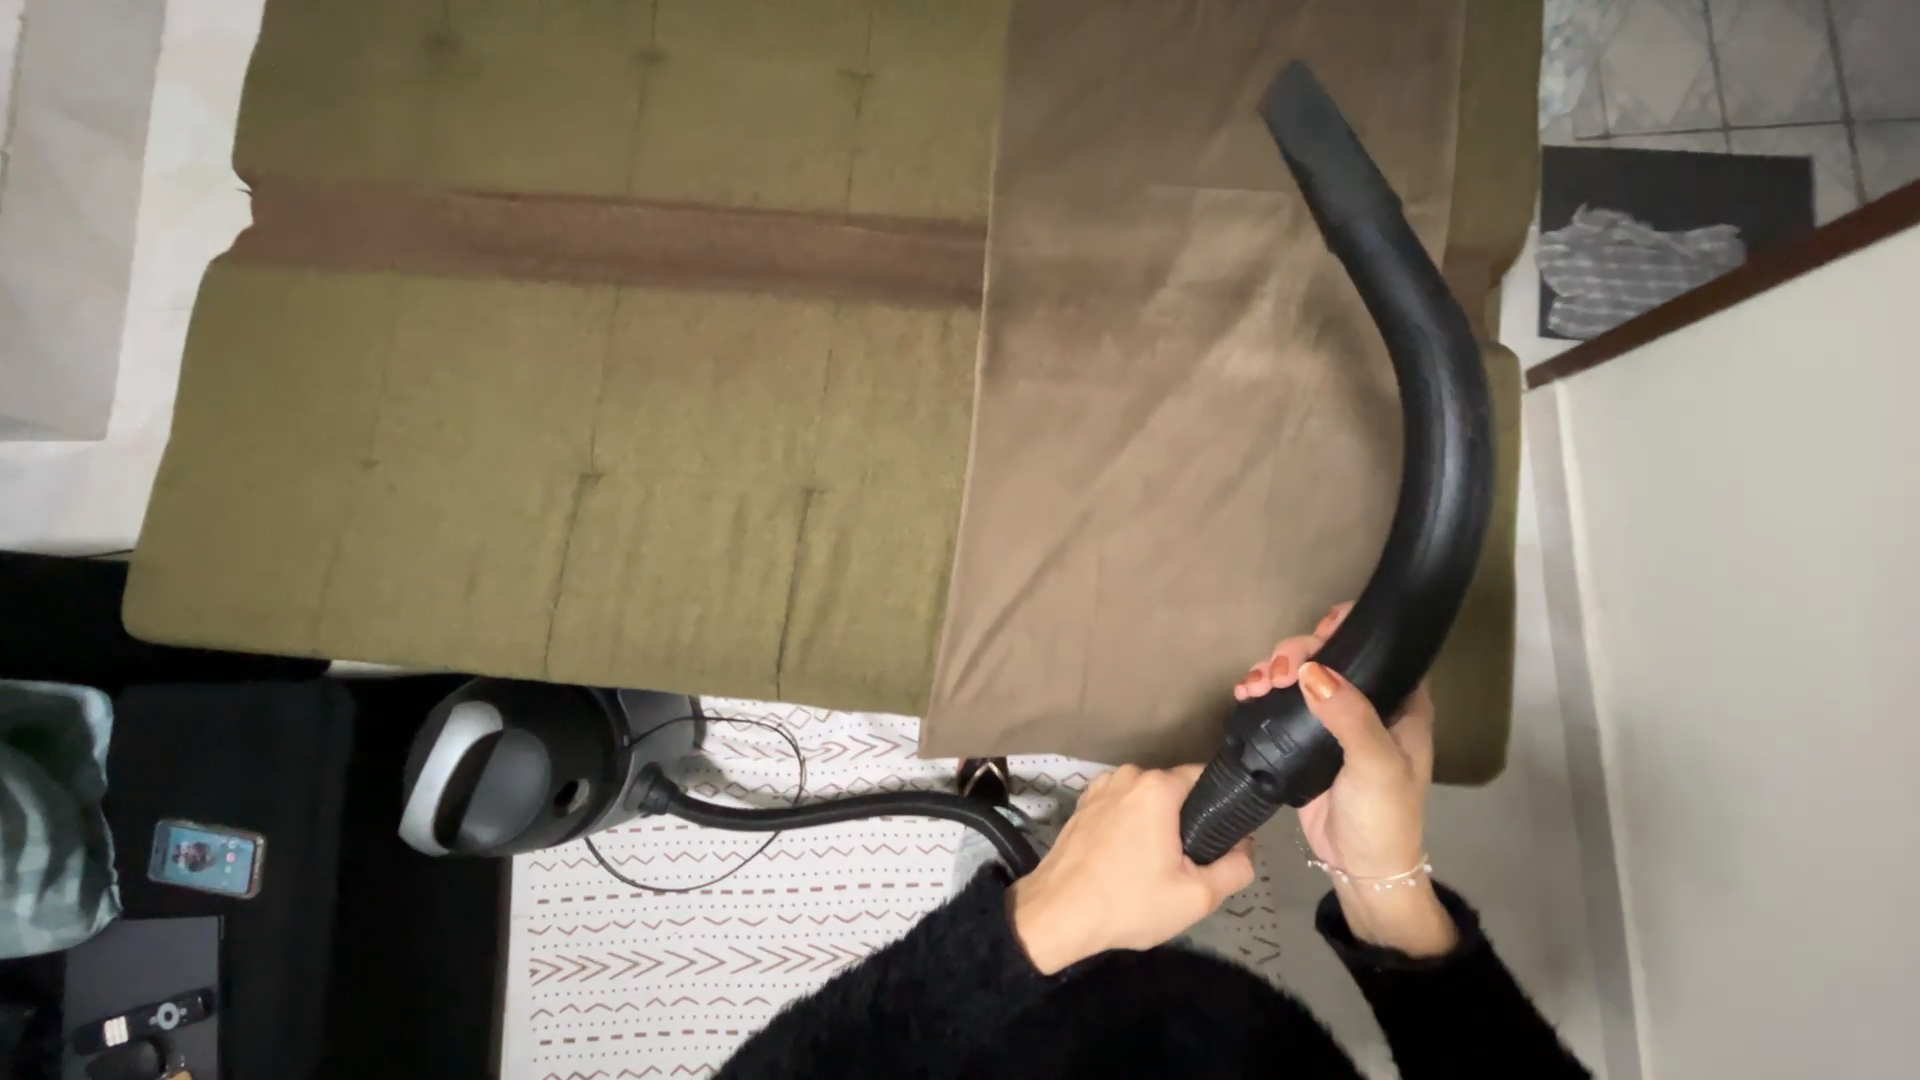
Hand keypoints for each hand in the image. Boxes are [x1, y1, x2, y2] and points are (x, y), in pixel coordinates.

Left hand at [1007, 765, 1254, 974]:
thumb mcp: (1197, 897)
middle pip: (1174, 790)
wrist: (1058, 913)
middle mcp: (1127, 775)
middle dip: (1187, 820)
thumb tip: (1245, 846)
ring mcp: (1100, 787)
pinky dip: (1130, 825)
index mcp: (1156, 786)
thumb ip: (1235, 868)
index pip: (1203, 778)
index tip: (1225, 838)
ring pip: (1146, 799)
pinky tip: (1128, 859)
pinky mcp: (1083, 803)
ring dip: (1157, 824)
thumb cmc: (1129, 902)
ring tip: (1157, 865)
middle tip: (1190, 863)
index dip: (1220, 806)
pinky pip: (1122, 806)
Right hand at [1234, 602, 1458, 956]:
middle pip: (1328, 655)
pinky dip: (1261, 691)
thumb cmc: (1384, 816)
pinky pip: (1279, 700)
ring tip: (1253, 685)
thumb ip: (1349, 717)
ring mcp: (1331, 720)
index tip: (1321, 626)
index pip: (1378, 648)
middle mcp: (1366, 703)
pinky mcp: (1301, 738)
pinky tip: (1245, 693)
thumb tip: (1314, 671)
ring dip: (1273, 670)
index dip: (1350, 628)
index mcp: (1399, 703)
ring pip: (1301, 674)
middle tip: (1277, 674)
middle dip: (1298, 653)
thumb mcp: (1375, 766)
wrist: (1359, 869)